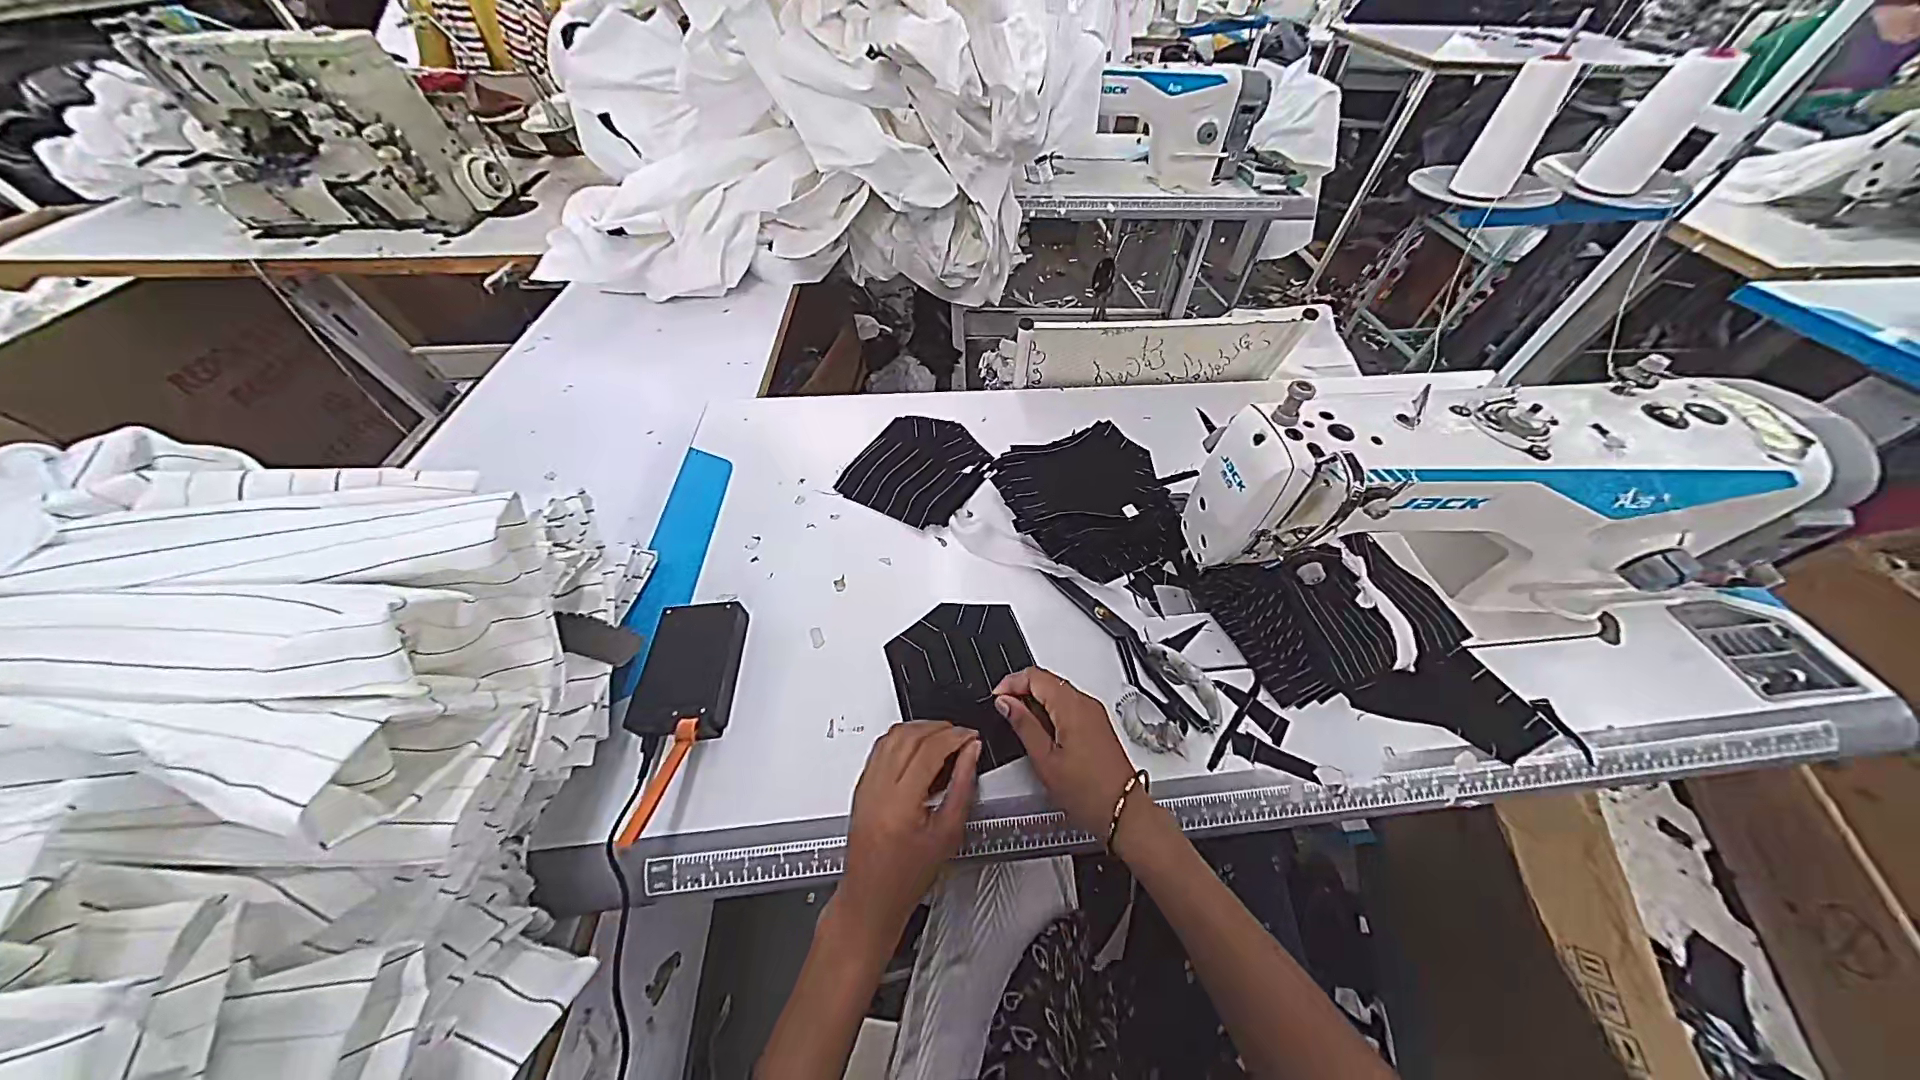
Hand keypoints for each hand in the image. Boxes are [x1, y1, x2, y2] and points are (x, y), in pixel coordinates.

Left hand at [841, 720, 979, 929]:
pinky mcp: (861, 785)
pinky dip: (902, 738)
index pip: (929, 749)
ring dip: (920, 729)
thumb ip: (962, 786)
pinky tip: (918, 749)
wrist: (871, 897)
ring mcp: (866, 785)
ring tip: (943, 739)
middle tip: (960, 736)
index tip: (970, 737)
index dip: (955, 736)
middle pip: (909, 735)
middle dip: (939, 728)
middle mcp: (877, 789)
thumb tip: (971, 753)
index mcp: (900, 803)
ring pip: (892, 735)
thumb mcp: (948, 833)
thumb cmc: (905, 877)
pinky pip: (881, 747)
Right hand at [994, 668, 1135, 837]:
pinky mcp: (1097, 724)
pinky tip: (1042, 735)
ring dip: (1036, 702)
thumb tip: (1006, 702)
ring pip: (1058, 693)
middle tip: (1005, 711)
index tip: (998, 697)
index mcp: (1072, 707)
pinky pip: (1069, 706)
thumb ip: (1023, 724)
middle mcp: (1086, 704)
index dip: (1011, 683)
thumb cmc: (1089, 792)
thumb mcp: (1045, 759)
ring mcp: (1094, 713)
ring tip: (1021, 726)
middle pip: (1048, 681)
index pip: (1035, 675)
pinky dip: (1051, 712)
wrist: (1123, 811)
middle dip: (1022, 691)